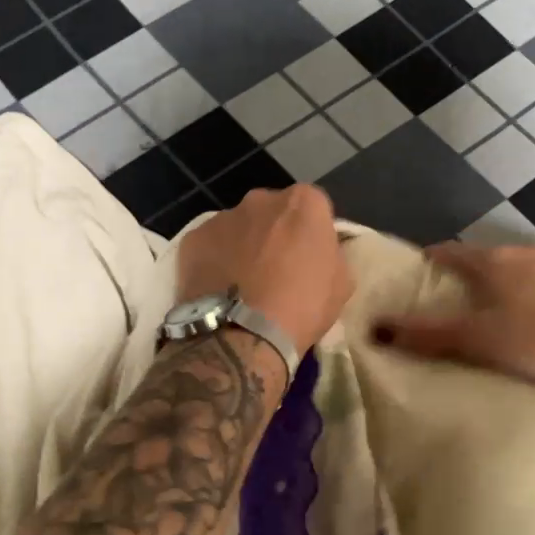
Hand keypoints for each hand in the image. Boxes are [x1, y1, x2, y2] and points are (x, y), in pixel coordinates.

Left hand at [176, 186, 351, 364]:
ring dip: (244, 245)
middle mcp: (262, 199)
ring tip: (243, 283)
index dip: (313, 232)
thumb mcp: (342, 282)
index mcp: (304, 203)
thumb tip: (319, 252)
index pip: (314, 207)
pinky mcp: (193, 238)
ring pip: (240, 227)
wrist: (243, 335)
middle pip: (274, 211)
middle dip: (276, 232)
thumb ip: (331, 253)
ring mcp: (223, 217)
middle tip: (277, 268)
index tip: (310, 256)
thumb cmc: (303, 306)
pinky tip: (219, 288)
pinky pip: (211, 245)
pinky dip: (215, 260)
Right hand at [370, 244, 534, 383]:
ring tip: (492, 300)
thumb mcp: (479, 341)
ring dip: (501, 278)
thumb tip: (378, 328)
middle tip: (451, 291)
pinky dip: (529, 287)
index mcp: (494, 262)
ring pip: (518, 264)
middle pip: (486, 256)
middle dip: (467, 270)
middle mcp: (524, 252)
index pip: (452, 252)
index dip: (433, 258)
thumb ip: (428, 336)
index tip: (420, 267)